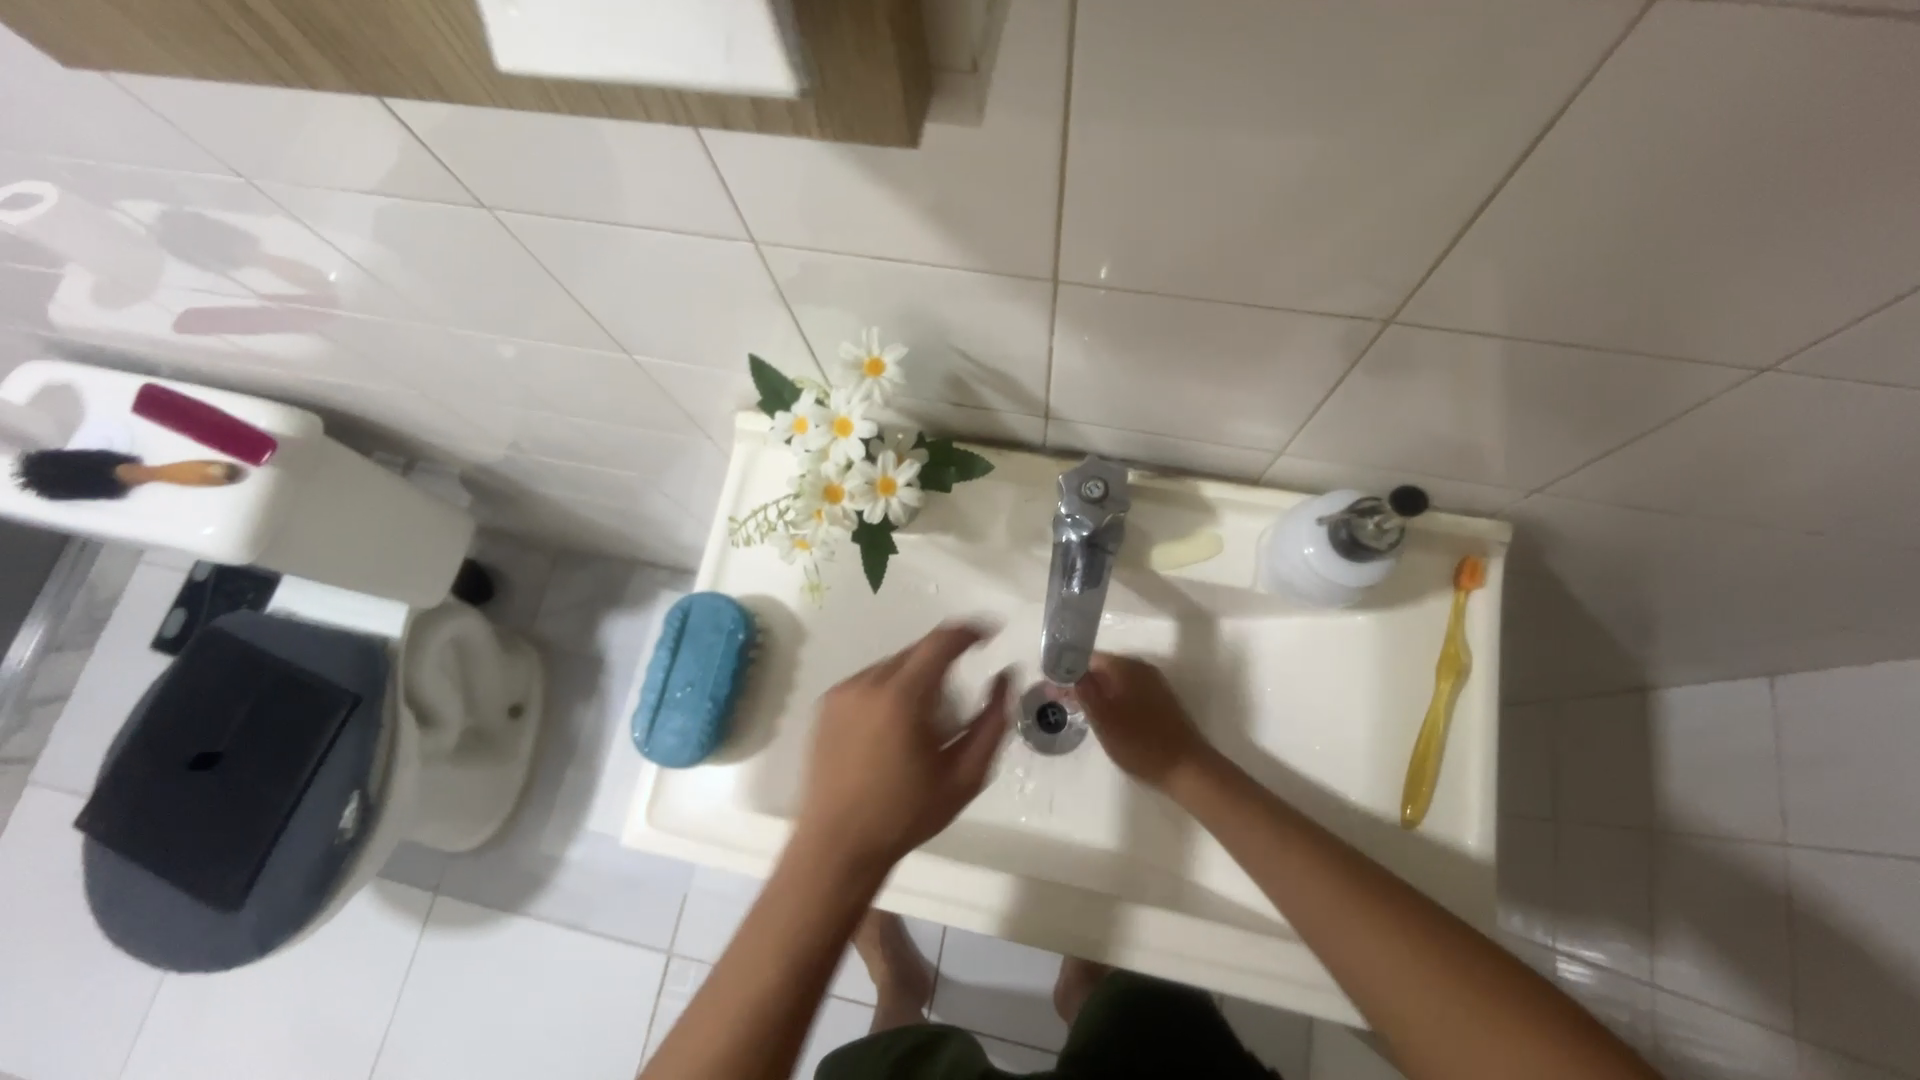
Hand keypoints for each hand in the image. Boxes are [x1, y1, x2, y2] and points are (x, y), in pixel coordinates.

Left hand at [794, 622, 1010, 872]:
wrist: (838, 846)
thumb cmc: (906, 815)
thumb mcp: (965, 776)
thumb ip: (993, 722)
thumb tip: (1006, 679)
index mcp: (902, 696)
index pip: (941, 641)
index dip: (970, 632)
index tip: (990, 637)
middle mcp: (867, 683)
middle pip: (917, 653)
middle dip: (943, 667)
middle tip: (956, 710)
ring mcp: (842, 693)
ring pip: (892, 667)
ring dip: (915, 682)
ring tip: (922, 729)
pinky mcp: (825, 707)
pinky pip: (868, 684)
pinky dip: (888, 694)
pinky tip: (892, 734)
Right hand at [1075, 653, 1215, 789]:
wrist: (1186, 768)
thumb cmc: (1140, 743)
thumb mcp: (1102, 718)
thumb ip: (1083, 690)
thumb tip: (1068, 670)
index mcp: (1127, 667)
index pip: (1088, 658)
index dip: (1068, 671)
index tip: (1053, 688)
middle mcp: (1142, 669)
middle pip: (1103, 669)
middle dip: (1082, 683)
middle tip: (1062, 703)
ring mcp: (1154, 685)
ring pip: (1116, 682)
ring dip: (1098, 694)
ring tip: (1080, 713)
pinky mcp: (1161, 702)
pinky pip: (1129, 693)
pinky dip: (1114, 702)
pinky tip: (1106, 721)